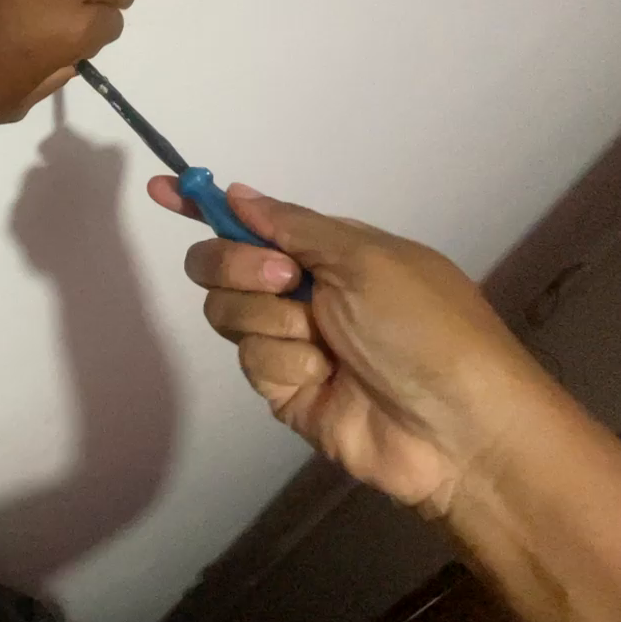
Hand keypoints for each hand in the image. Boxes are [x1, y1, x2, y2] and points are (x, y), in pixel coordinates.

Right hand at [147, 179, 566, 516]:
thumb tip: (235, 193)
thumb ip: (290, 224)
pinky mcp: (277, 383)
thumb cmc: (424, 327)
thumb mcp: (365, 258)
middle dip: (238, 265)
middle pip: (216, 260)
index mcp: (324, 251)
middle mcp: (297, 289)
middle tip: (285, 279)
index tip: (161, 190)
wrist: (460, 431)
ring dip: (270, 319)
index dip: (201, 205)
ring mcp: (285, 337)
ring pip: (224, 309)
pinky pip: (249, 357)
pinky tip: (324, 377)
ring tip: (320, 342)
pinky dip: (285, 362)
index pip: (248, 220)